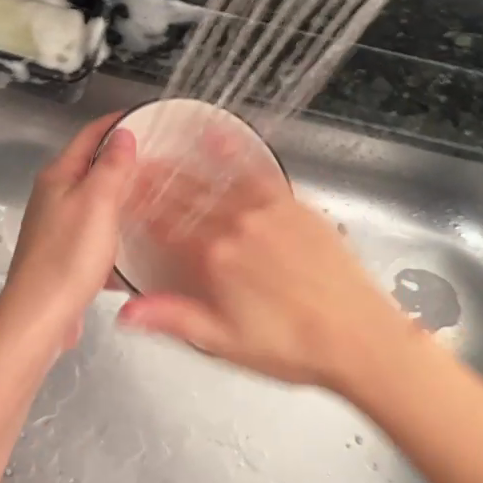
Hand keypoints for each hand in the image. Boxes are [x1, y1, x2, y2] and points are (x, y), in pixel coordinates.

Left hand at [0, 114, 136, 348]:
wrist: (40, 314)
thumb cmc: (68, 256)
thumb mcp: (97, 203)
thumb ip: (111, 166)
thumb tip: (122, 133)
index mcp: (58, 176)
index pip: (88, 135)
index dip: (115, 123)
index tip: (143, 117)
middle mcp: (53, 196)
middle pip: (90, 167)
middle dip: (121, 160)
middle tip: (158, 158)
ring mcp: (56, 226)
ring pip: (94, 201)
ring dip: (120, 197)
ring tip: (154, 198)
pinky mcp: (63, 255)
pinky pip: (95, 233)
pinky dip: (115, 232)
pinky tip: (136, 243)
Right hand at [117, 177, 417, 389]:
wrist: (359, 338)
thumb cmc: (298, 346)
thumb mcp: (224, 342)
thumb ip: (173, 318)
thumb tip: (127, 312)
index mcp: (214, 259)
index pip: (163, 224)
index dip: (139, 207)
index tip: (123, 193)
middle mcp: (237, 227)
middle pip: (184, 198)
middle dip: (155, 182)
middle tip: (136, 168)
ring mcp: (266, 212)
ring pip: (214, 182)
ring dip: (185, 167)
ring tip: (165, 155)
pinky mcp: (294, 205)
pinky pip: (256, 169)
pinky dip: (233, 151)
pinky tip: (220, 136)